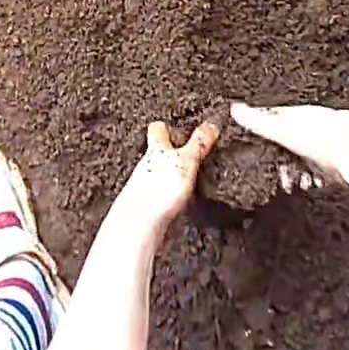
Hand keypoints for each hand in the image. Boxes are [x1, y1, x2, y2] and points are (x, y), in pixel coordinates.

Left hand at [106, 120, 219, 240]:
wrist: (137, 224)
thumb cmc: (158, 188)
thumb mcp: (188, 160)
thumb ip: (199, 143)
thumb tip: (211, 125)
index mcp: (156, 149)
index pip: (159, 129)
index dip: (167, 127)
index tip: (179, 127)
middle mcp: (146, 165)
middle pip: (156, 153)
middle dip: (168, 155)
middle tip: (185, 157)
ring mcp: (142, 187)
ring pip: (155, 177)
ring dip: (167, 179)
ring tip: (183, 185)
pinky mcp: (144, 209)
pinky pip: (156, 199)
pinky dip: (165, 200)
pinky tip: (175, 207)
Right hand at [230, 102, 348, 191]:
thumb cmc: (327, 139)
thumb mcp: (286, 131)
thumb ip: (260, 121)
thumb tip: (235, 108)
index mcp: (305, 113)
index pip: (278, 117)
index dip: (264, 131)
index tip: (255, 143)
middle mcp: (319, 124)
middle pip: (294, 140)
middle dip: (283, 156)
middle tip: (277, 173)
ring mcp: (332, 142)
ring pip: (308, 156)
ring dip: (299, 169)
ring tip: (294, 181)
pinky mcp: (343, 161)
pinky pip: (323, 170)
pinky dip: (315, 177)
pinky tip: (313, 184)